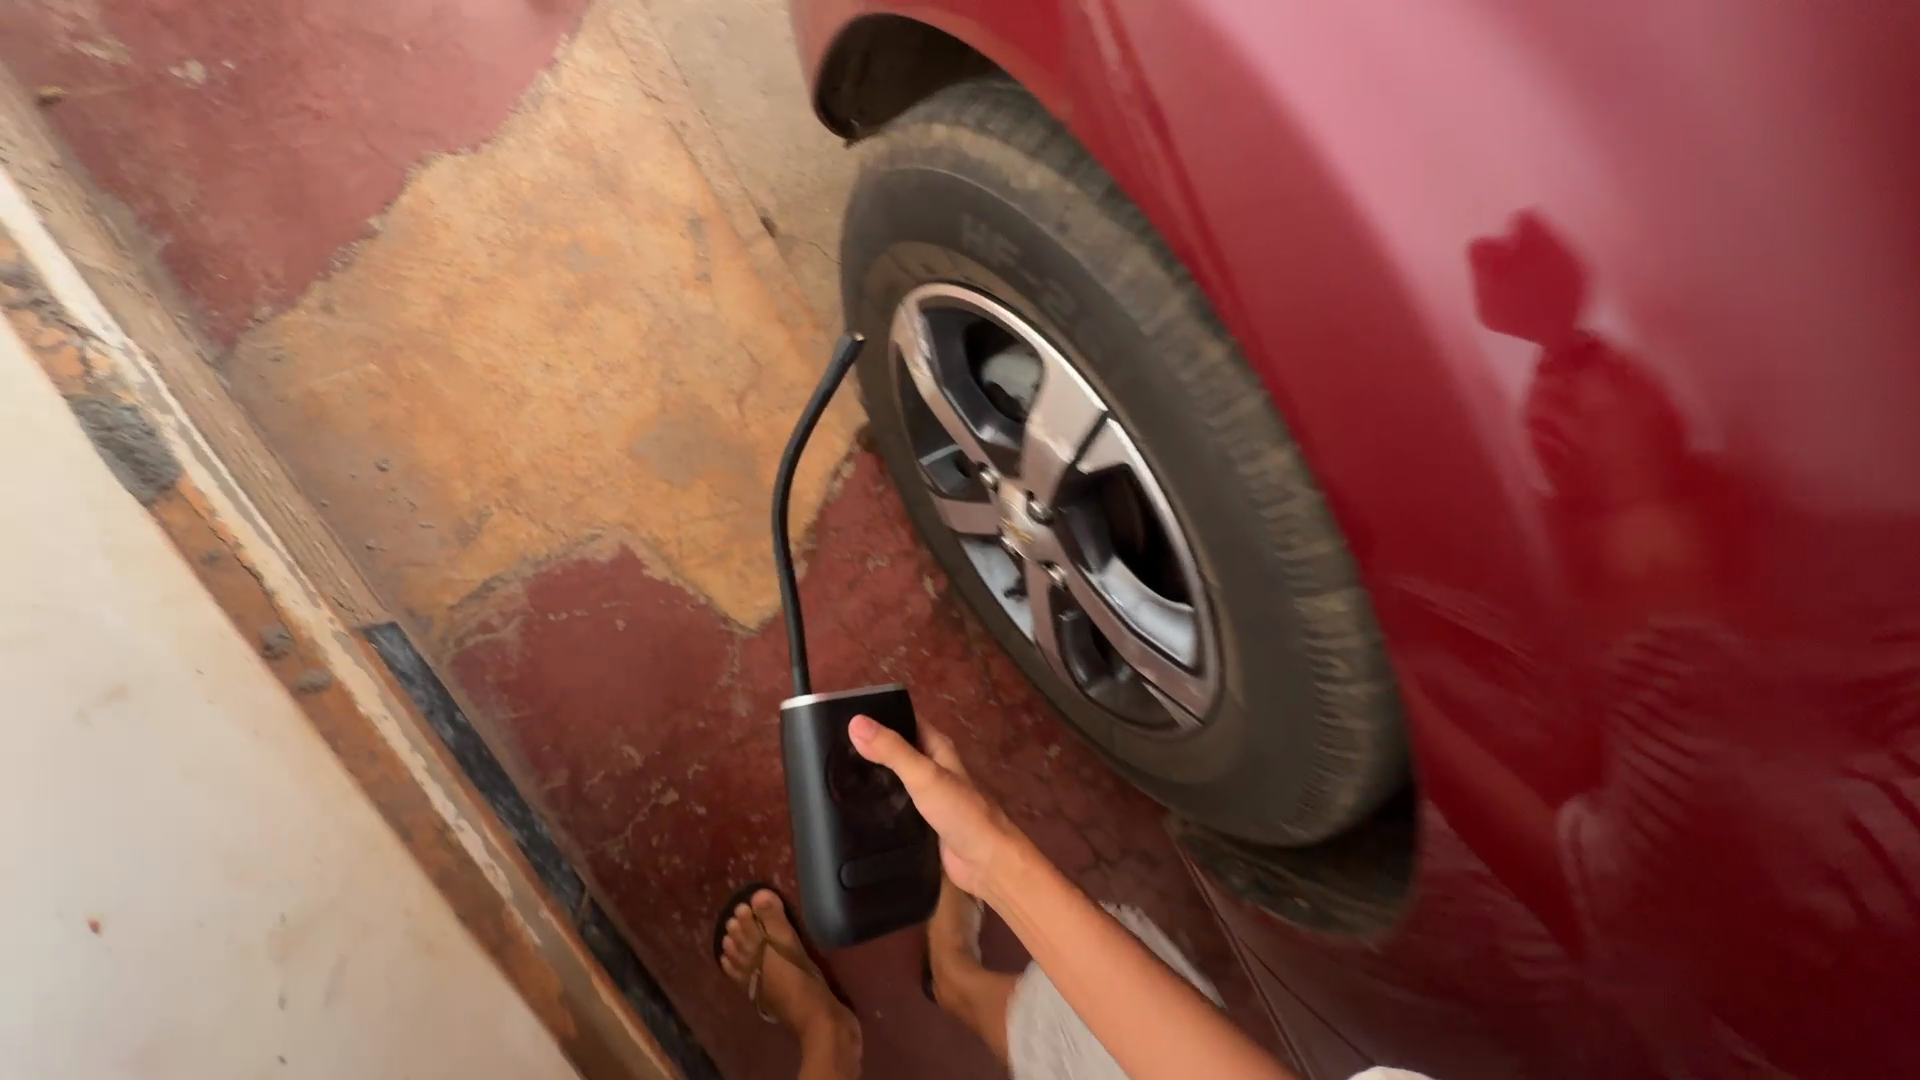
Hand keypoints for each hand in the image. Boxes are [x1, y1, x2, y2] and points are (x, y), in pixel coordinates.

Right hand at [848, 715, 1024, 897]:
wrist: (986, 863)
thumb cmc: (961, 812)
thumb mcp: (924, 776)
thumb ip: (892, 751)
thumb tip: (855, 722)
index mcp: (937, 747)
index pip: (904, 720)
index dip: (878, 716)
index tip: (840, 718)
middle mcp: (932, 766)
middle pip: (896, 750)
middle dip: (869, 748)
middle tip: (830, 752)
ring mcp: (927, 795)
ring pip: (893, 780)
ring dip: (871, 778)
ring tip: (834, 778)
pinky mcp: (921, 822)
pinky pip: (894, 807)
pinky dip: (877, 805)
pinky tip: (853, 810)